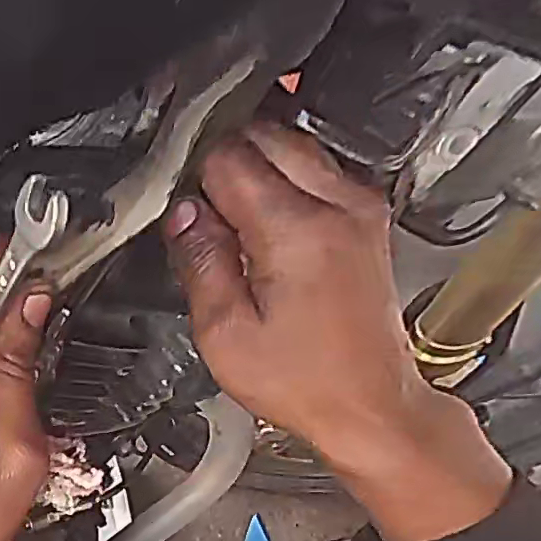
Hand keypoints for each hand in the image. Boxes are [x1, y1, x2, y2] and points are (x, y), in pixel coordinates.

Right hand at [163, 122, 511, 540]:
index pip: (230, 161)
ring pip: (296, 146)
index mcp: (295, 232)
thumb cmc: (301, 380)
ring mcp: (359, 210)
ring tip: (218, 206)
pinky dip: (281, 179)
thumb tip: (181, 216)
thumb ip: (200, 263)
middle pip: (268, 137)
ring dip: (252, 163)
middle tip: (189, 194)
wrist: (367, 403)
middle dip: (222, 155)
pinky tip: (257, 215)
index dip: (191, 173)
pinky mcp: (366, 223)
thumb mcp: (224, 332)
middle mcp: (338, 207)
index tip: (173, 197)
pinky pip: (318, 172)